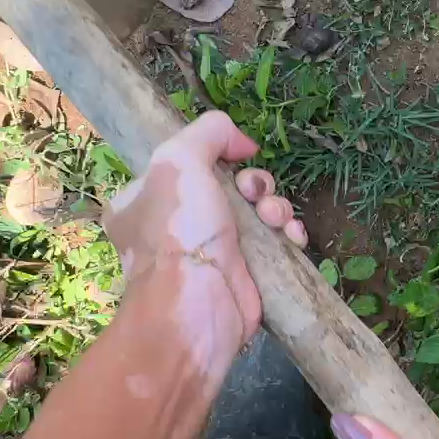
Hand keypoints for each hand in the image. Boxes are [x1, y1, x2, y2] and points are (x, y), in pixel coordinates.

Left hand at [103, 111, 306, 363]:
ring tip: (274, 219)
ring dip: (276, 207)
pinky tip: (291, 236)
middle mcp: (178, 226)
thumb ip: (208, 131)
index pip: (190, 165)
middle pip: (233, 185)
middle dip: (256, 183)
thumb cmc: (179, 230)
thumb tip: (243, 145)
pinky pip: (275, 241)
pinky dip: (288, 234)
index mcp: (146, 201)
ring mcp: (213, 252)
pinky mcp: (246, 273)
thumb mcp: (179, 159)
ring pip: (258, 211)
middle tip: (255, 194)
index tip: (238, 157)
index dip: (220, 155)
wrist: (198, 307)